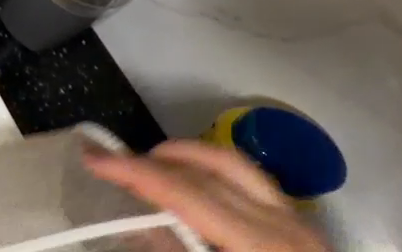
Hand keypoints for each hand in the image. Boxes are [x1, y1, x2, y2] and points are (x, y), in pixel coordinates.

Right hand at [84, 139, 330, 251]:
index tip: (92, 157)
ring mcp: (303, 229)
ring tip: (153, 167)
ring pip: (235, 167)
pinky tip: (196, 191)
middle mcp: (286, 228)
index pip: (186, 192)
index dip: (135, 172)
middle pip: (208, 171)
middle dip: (154, 160)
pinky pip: (254, 186)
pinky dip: (216, 175)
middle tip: (113, 162)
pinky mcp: (309, 238)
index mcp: (262, 247)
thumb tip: (142, 226)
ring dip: (187, 159)